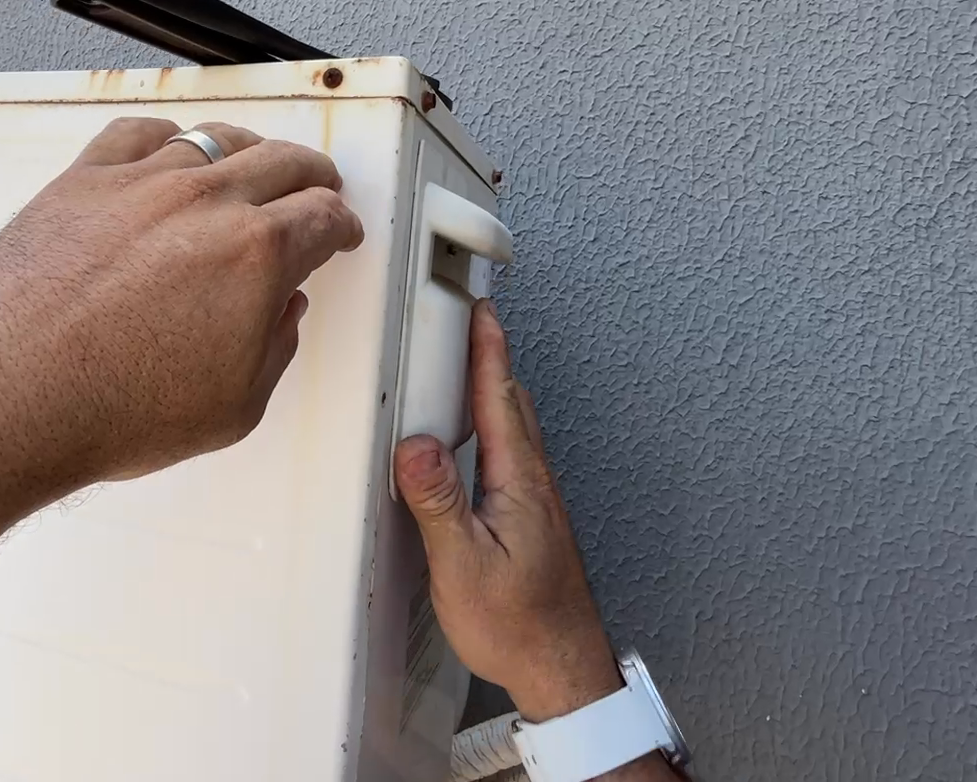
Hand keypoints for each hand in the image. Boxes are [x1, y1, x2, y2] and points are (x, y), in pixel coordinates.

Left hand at [0, 118, 363, 488]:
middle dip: (314, 174)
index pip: (323, 217)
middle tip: (319, 185)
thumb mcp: (236, 406)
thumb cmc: (120, 408)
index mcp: (257, 253)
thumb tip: (282, 309)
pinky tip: (173, 150)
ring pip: (219, 138)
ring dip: (252, 149)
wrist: (11, 396)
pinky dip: (170, 136)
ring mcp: (144, 182)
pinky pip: (139, 132)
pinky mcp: (86, 179)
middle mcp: (208, 201)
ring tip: (257, 162)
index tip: (340, 231)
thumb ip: (275, 347)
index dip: (341, 225)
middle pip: (284, 161)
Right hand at [392, 301, 622, 721]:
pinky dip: (493, 418)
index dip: (489, 348)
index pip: (500, 397)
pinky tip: (475, 432)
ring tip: (469, 361)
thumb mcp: (463, 567)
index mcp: (517, 479)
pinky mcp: (529, 512)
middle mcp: (531, 479)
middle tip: (471, 321)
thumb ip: (439, 503)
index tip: (480, 309)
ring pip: (513, 423)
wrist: (561, 668)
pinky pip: (510, 447)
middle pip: (510, 400)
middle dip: (491, 354)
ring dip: (492, 384)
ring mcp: (533, 495)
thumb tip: (416, 445)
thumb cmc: (518, 625)